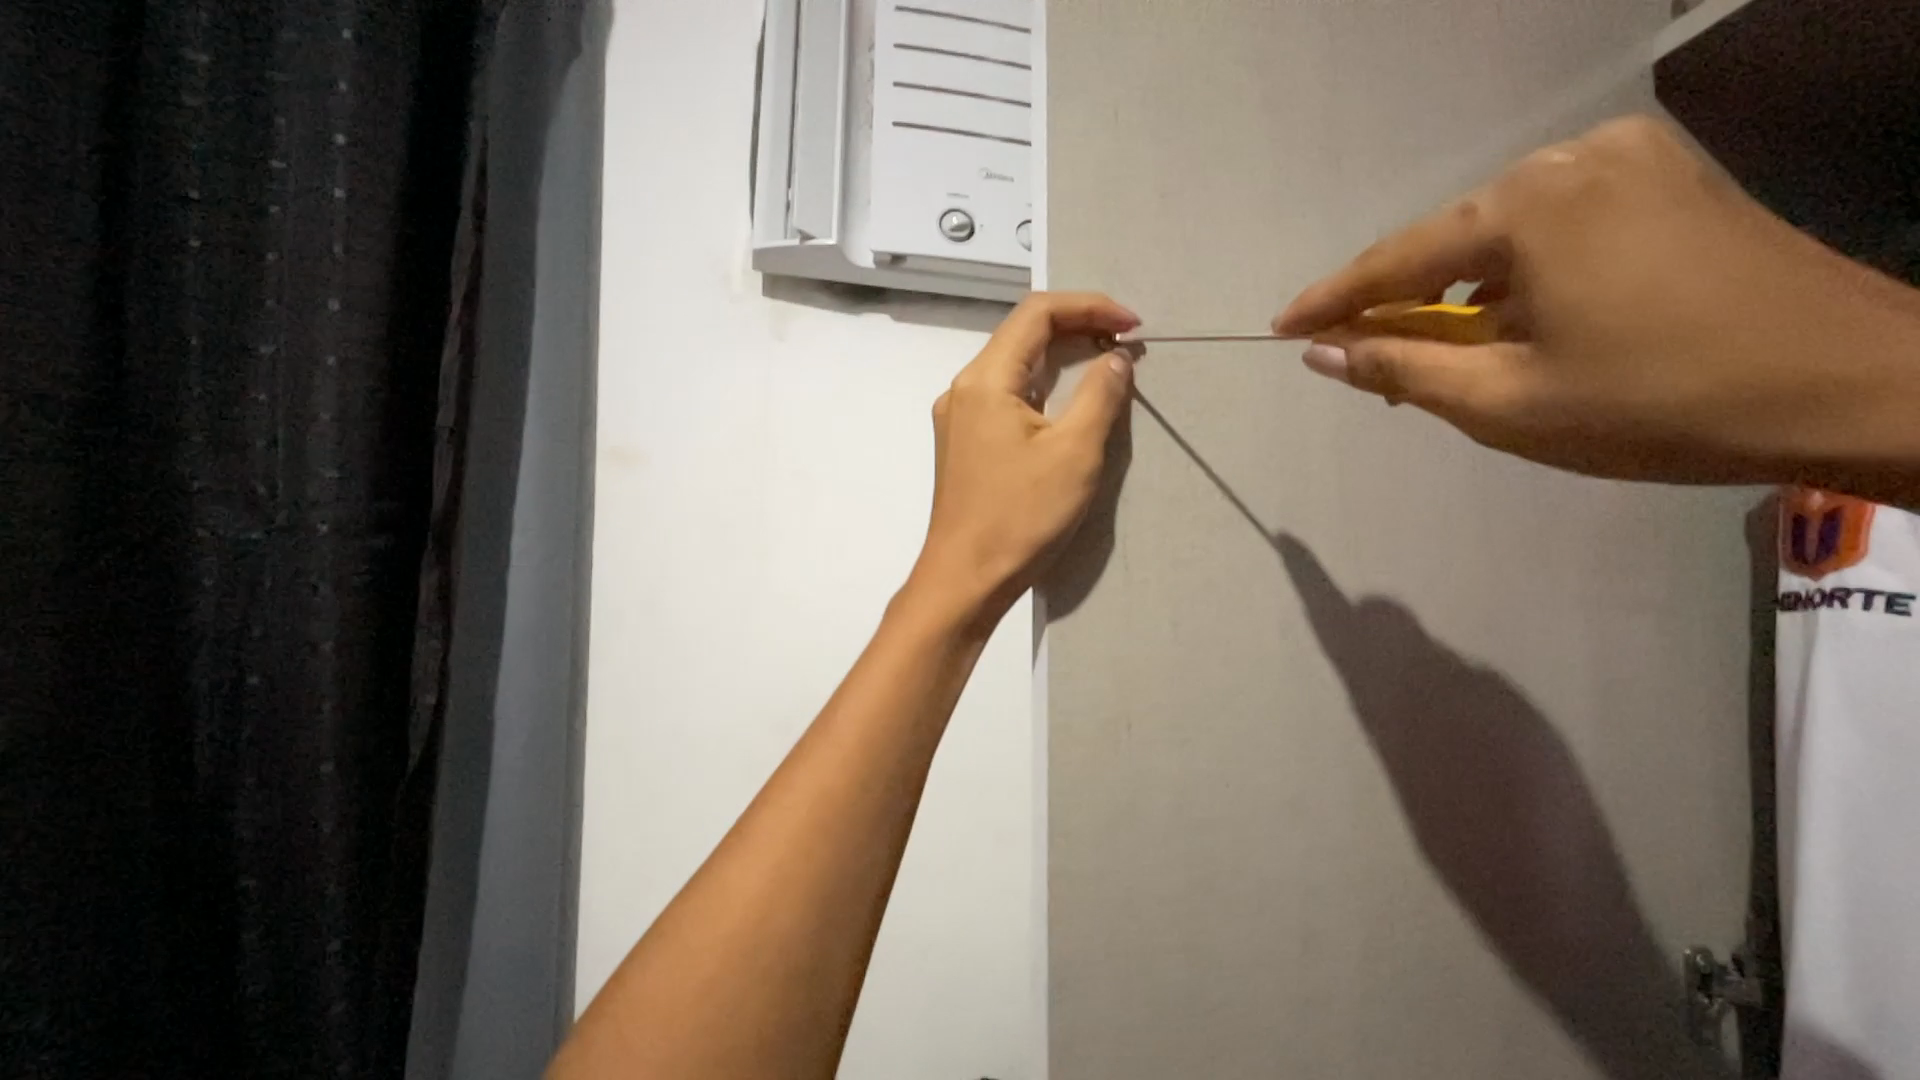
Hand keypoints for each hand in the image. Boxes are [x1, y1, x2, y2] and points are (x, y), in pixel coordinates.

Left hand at [906, 292, 1140, 626]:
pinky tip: (1070, 405)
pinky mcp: (964, 444)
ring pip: (1014, 367)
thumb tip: (1116, 358)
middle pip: (1022, 335)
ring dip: (1061, 359)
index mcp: (984, 380)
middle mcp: (963, 389)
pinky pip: (1006, 397)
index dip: (1090, 307)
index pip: (1037, 313)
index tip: (1133, 326)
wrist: (965, 579)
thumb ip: (1100, 394)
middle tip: (1126, 345)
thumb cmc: (1020, 517)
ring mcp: (958, 418)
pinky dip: (1042, 389)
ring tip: (1107, 367)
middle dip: (1078, 328)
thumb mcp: (1075, 452)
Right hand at [1275, 114, 1919, 487]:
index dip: (1331, 300)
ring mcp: (1632, 160)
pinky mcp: (1670, 178)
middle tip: (1360, 357)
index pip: (1396, 259)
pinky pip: (1555, 226)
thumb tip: (1323, 353)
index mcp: (1529, 205)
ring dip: (1462, 294)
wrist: (1857, 386)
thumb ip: (1400, 370)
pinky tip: (1517, 322)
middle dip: (1402, 302)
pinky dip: (1518, 276)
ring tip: (1444, 355)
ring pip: (1502, 234)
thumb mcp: (1505, 402)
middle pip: (1449, 239)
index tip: (1280, 329)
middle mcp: (1573, 159)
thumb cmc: (1659, 404)